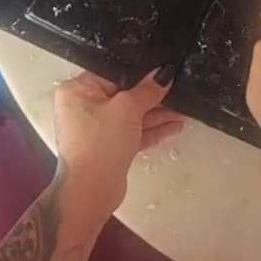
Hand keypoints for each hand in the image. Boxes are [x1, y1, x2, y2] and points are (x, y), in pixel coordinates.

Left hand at [52, 70, 185, 224]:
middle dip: (151, 95)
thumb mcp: (127, 109)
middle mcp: (83, 107)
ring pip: (131, 115)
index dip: (139, 71)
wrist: (91, 192)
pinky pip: (133, 132)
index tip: (163, 68)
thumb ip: (148, 90)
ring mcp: (97, 128)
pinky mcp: (109, 146)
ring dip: (156, 114)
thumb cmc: (100, 143)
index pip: (112, 73)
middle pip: (123, 93)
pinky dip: (152, 130)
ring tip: (184, 109)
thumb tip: (164, 72)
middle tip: (176, 87)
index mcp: (77, 90)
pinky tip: (175, 126)